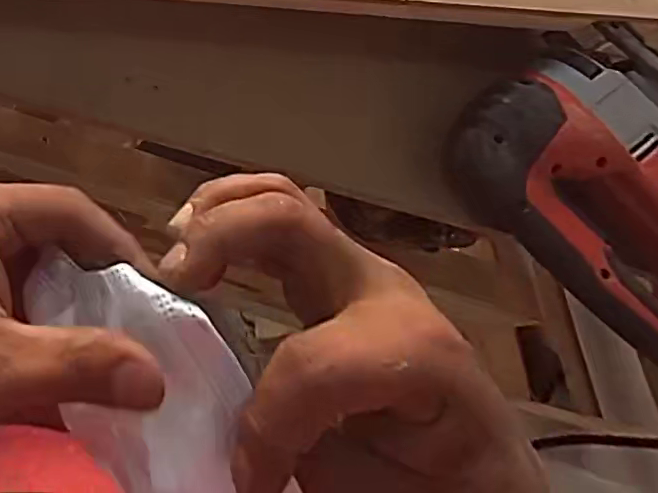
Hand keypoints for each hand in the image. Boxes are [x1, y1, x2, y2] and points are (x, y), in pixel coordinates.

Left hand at [0, 180, 166, 491]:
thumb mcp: (1, 371)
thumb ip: (83, 364)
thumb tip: (158, 377)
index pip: (69, 209)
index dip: (117, 248)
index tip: (154, 297)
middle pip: (53, 232)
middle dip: (95, 280)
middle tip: (137, 326)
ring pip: (34, 261)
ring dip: (68, 302)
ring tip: (105, 344)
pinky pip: (9, 283)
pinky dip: (38, 316)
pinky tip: (56, 354)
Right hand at [158, 174, 545, 492]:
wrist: (485, 469)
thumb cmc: (441, 486)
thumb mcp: (378, 492)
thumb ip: (302, 458)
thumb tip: (226, 450)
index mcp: (417, 355)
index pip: (315, 362)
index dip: (268, 422)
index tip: (246, 473)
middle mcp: (383, 289)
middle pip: (288, 218)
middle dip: (216, 237)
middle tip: (172, 282)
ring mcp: (356, 267)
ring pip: (276, 194)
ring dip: (214, 210)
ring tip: (176, 249)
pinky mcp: (329, 265)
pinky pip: (274, 210)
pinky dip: (225, 214)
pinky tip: (196, 244)